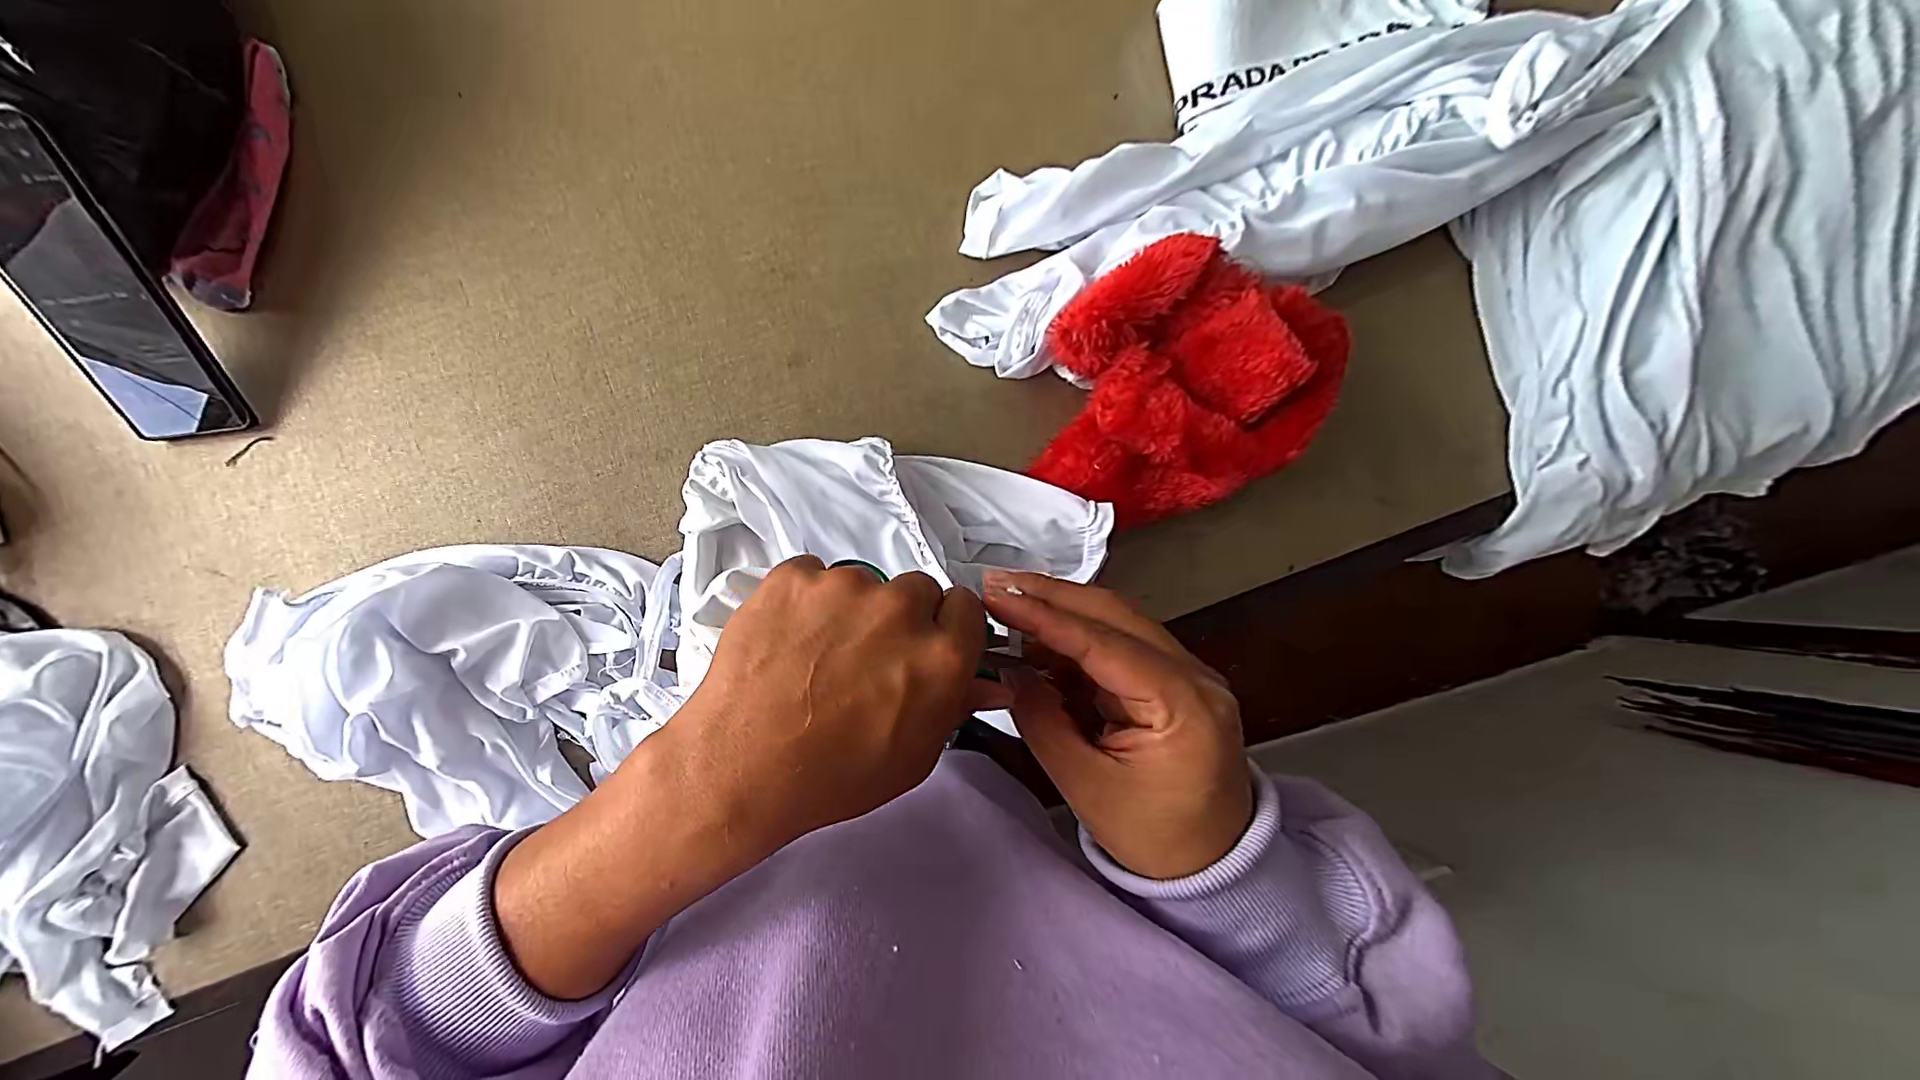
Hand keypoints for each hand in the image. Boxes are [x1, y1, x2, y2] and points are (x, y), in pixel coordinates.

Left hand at [663, 555, 1008, 845]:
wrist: (740, 768)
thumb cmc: (831, 774)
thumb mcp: (913, 756)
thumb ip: (956, 706)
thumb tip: (988, 683)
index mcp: (941, 654)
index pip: (966, 606)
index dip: (947, 626)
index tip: (927, 641)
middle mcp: (900, 610)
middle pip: (918, 589)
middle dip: (901, 617)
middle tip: (868, 655)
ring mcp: (844, 586)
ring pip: (864, 582)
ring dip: (851, 608)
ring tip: (819, 653)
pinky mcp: (795, 577)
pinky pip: (814, 575)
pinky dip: (807, 600)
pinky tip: (790, 638)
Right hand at [982, 571, 1251, 879]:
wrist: (1211, 863)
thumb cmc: (1158, 839)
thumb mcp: (1087, 787)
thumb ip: (1043, 722)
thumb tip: (1012, 672)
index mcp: (1185, 705)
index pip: (1103, 643)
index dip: (1044, 617)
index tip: (999, 598)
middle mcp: (1195, 676)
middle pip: (1114, 614)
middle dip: (1051, 596)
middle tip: (999, 585)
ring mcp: (1187, 673)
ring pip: (1115, 621)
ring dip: (1061, 613)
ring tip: (1010, 610)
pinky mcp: (1171, 678)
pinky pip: (1118, 644)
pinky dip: (1075, 640)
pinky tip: (1040, 641)